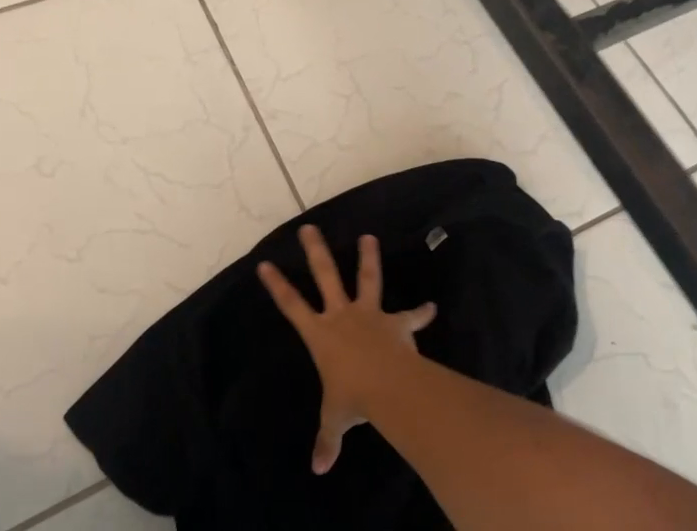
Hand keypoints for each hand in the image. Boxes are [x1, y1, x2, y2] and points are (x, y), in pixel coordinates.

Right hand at [257, 224, 438, 474]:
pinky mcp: (396, 322)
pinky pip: (411, 317)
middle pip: (325, 275)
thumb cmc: (353, 398)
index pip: (291, 305)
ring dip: (369, 257)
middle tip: (309, 228)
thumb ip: (327, 439)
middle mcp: (341, 315)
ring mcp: (369, 314)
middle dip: (316, 251)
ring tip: (370, 236)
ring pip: (367, 278)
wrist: (389, 385)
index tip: (264, 263)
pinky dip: (421, 314)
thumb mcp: (335, 419)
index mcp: (320, 334)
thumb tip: (318, 468)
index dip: (277, 285)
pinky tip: (432, 308)